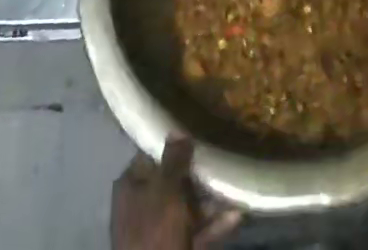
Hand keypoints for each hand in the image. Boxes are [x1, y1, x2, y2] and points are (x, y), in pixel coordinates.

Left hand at [111, 135, 242, 249]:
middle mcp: (142, 205)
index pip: (152, 155)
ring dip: (210, 200)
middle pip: (173, 181)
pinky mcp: (174, 248)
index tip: (199, 134)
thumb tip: (178, 129)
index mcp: (131, 186)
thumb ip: (174, 161)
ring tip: (234, 188)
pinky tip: (236, 216)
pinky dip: (213, 225)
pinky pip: (196, 231)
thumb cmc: (154, 233)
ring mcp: (158, 230)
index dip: (175, 145)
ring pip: (187, 208)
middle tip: (222, 162)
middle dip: (199, 175)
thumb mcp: (165, 192)